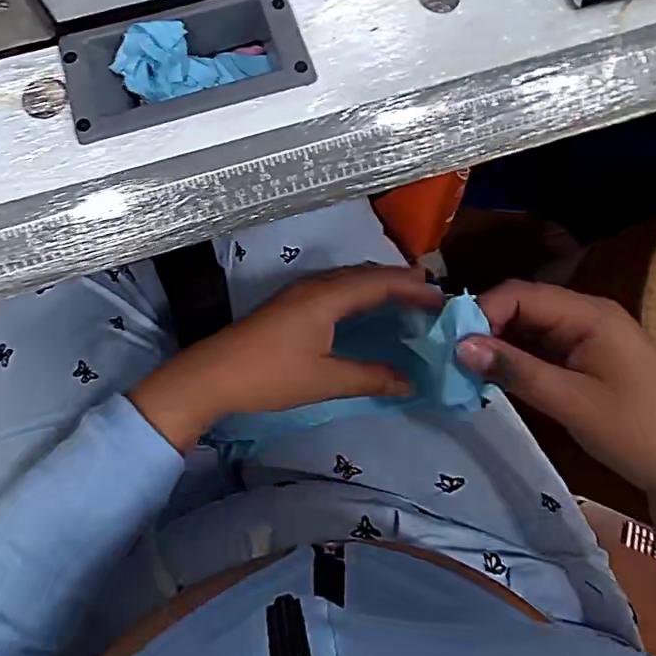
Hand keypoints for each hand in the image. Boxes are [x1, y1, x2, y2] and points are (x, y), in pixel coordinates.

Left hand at [129, 266, 440, 448]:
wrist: (213, 374)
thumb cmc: (270, 375)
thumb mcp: (325, 380)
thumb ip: (370, 377)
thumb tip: (411, 381)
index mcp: (326, 296)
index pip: (379, 282)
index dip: (412, 288)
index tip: (442, 299)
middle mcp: (315, 285)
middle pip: (365, 274)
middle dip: (399, 281)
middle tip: (431, 296)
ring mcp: (300, 292)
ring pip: (348, 278)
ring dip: (378, 284)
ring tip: (405, 299)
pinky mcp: (290, 303)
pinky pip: (336, 287)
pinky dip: (359, 292)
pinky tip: (364, 310)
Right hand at [455, 281, 655, 512]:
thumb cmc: (640, 435)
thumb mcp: (572, 403)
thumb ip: (515, 370)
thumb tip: (457, 345)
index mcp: (589, 313)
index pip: (519, 294)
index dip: (481, 312)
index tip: (450, 344)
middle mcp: (585, 314)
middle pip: (521, 305)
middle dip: (484, 326)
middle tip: (450, 356)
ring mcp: (586, 336)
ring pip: (526, 326)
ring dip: (496, 343)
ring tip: (463, 367)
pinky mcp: (584, 358)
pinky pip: (538, 346)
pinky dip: (514, 358)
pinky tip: (493, 375)